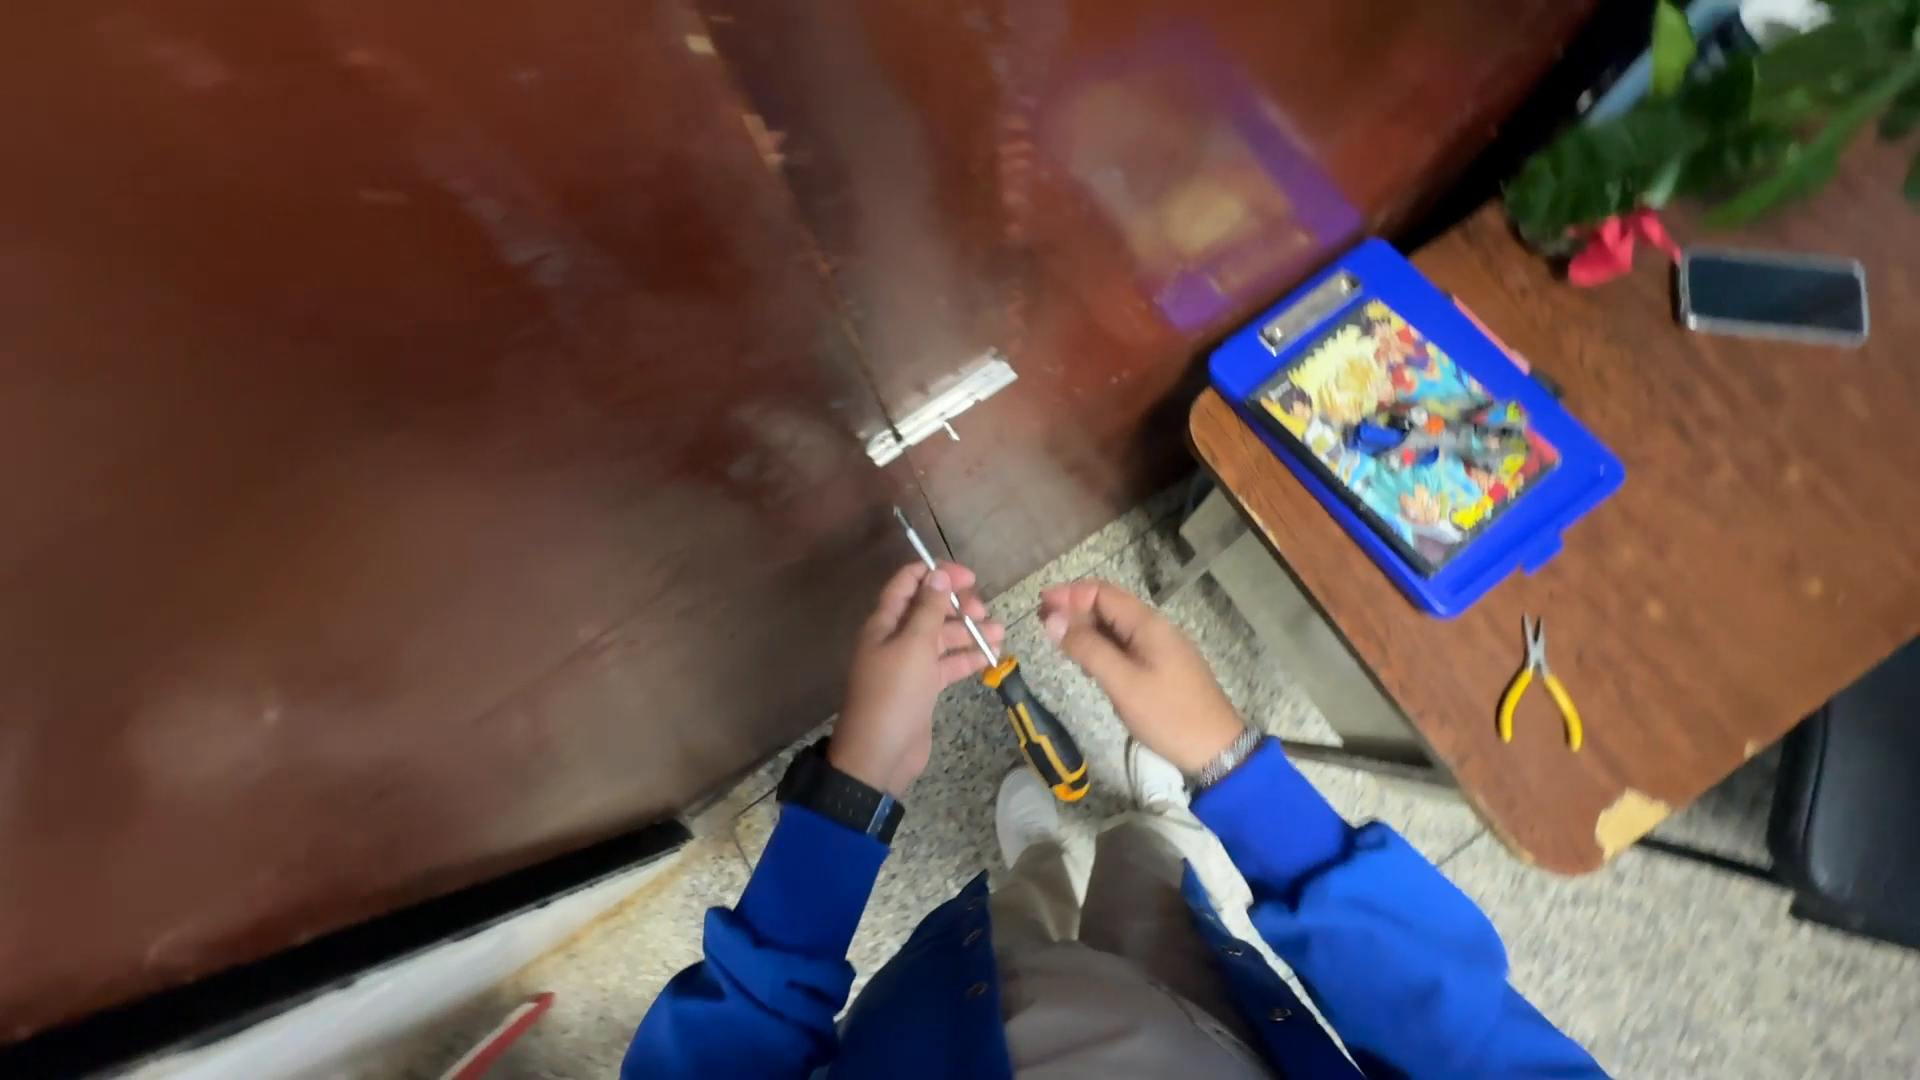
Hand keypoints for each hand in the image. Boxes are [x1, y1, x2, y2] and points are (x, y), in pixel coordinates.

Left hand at [831, 561, 1003, 795]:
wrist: (880, 754)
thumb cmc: (894, 694)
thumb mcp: (914, 646)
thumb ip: (928, 609)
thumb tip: (938, 574)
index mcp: (885, 622)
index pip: (908, 583)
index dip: (935, 574)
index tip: (967, 577)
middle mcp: (896, 638)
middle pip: (928, 609)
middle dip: (957, 604)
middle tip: (983, 610)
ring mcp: (910, 664)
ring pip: (942, 637)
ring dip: (969, 631)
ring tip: (998, 632)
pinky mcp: (923, 687)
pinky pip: (947, 664)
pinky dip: (967, 657)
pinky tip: (992, 655)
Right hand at [1038, 579, 1245, 773]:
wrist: (1217, 751)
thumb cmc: (1168, 715)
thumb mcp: (1123, 683)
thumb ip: (1087, 648)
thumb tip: (1053, 619)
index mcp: (1148, 625)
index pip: (1103, 593)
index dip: (1070, 594)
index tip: (1040, 606)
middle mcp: (1155, 628)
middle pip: (1110, 605)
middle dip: (1075, 608)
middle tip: (1042, 621)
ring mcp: (1160, 648)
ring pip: (1116, 626)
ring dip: (1086, 626)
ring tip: (1057, 637)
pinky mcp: (1161, 667)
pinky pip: (1125, 644)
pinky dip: (1101, 643)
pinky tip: (1086, 657)